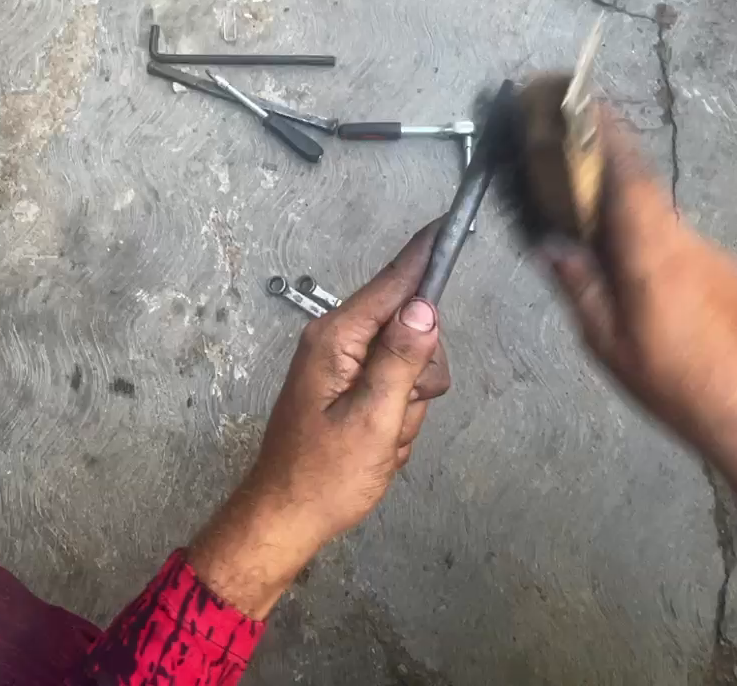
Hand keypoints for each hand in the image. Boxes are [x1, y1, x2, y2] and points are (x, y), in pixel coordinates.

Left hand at [187, 225, 445, 616]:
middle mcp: (337, 338)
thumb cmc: (325, 474)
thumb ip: (401, 360)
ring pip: (410, 362)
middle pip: (409, 328)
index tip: (449, 223)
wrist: (286, 514)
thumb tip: (425, 306)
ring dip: (408, 404)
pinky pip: (396, 386)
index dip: (424, 257)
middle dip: (419, 375)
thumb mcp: (372, 419)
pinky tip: (379, 441)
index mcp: (336, 337)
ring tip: (382, 437)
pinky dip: (399, 415)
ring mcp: (342, 361)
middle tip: (398, 417)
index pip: (391, 284)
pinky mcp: (349, 382)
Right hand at [542, 113, 736, 523]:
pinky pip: (675, 241)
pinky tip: (631, 271)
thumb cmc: (675, 382)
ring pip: (659, 217)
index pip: (630, 176)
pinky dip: (645, 236)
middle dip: (606, 165)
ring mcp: (713, 257)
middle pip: (642, 189)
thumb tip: (552, 246)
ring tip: (589, 223)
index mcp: (652, 252)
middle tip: (569, 158)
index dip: (608, 136)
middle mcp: (686, 241)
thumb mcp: (606, 340)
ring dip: (624, 207)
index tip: (586, 103)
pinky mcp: (727, 277)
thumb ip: (579, 286)